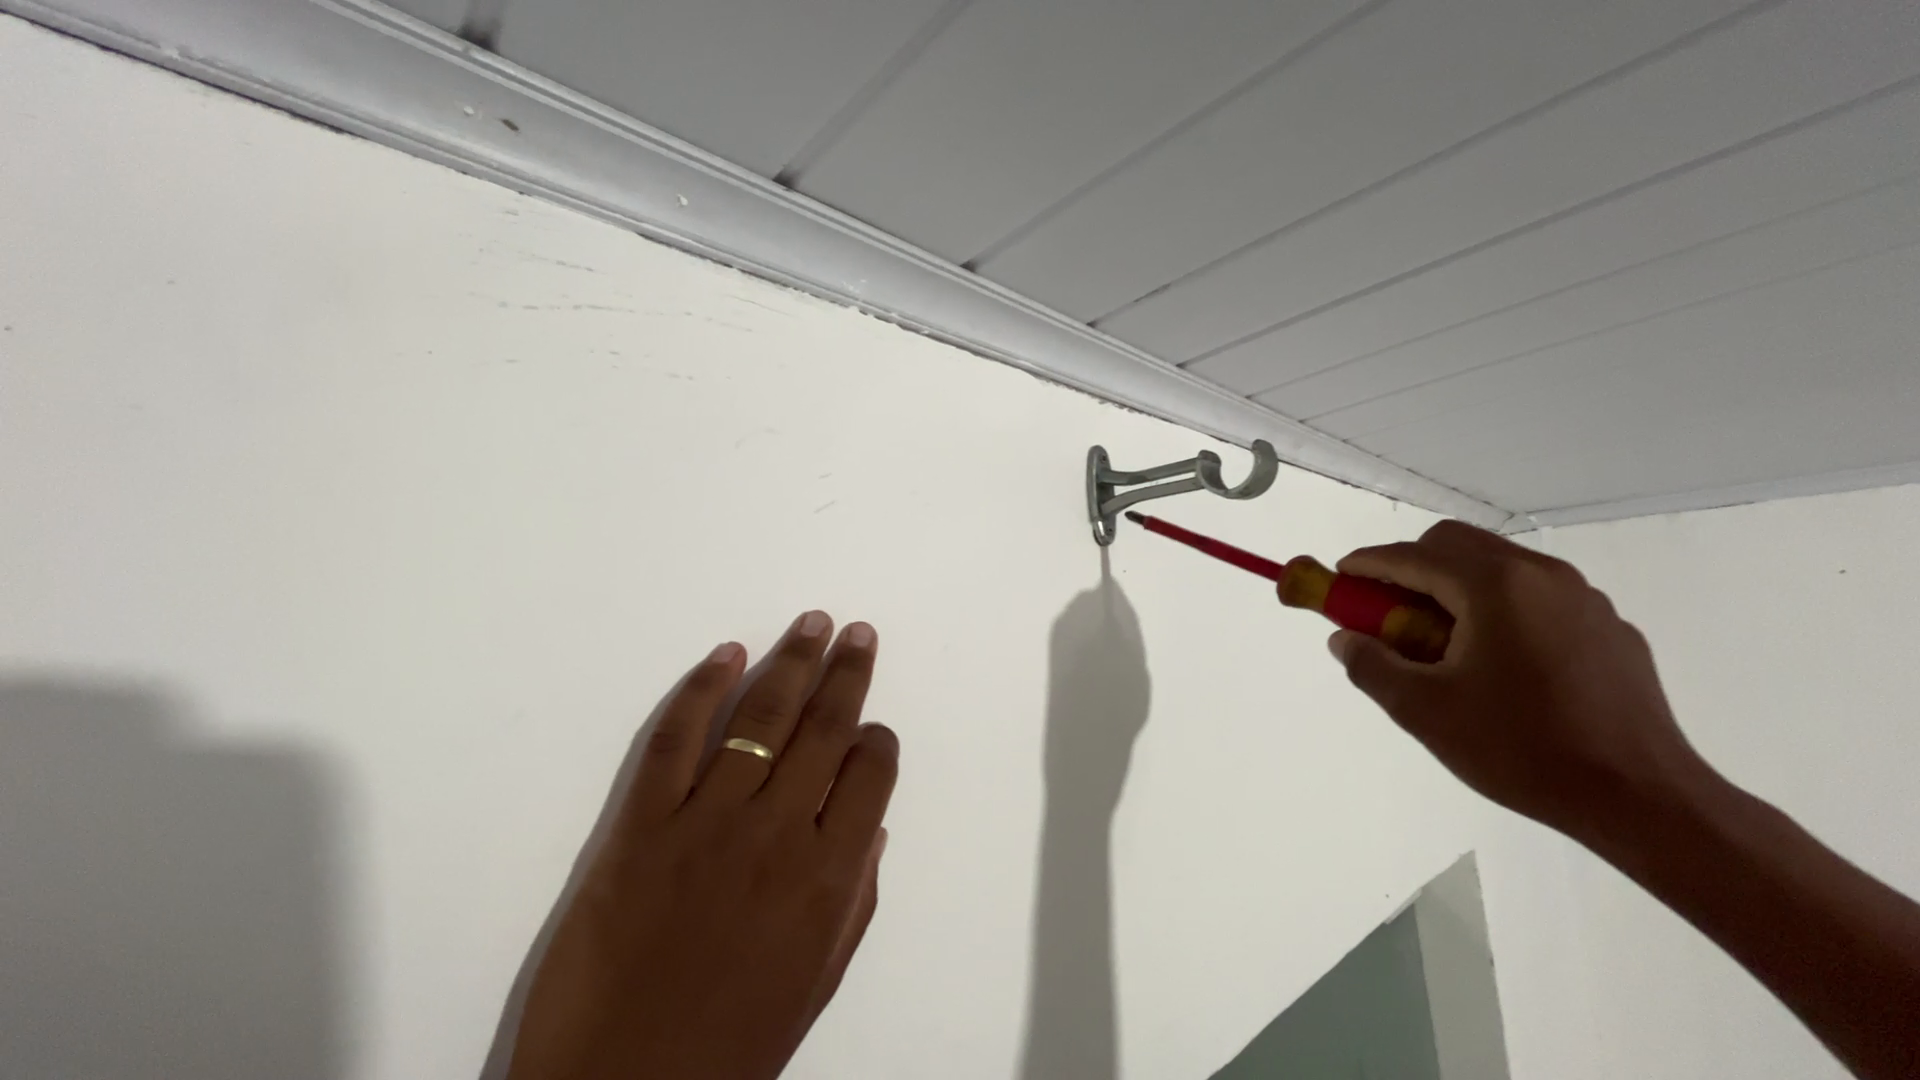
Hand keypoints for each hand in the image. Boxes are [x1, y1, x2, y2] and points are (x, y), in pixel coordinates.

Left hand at [507, 612, 897, 1079]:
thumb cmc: (731, 1045)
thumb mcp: (816, 981)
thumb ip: (855, 898)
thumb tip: (872, 828)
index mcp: (826, 878)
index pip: (871, 776)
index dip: (878, 742)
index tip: (875, 727)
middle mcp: (774, 834)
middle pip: (823, 729)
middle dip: (847, 673)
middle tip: (858, 632)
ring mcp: (704, 821)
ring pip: (759, 718)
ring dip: (791, 663)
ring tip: (812, 624)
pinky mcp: (638, 824)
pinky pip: (675, 739)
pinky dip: (702, 689)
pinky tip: (727, 655)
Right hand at [1328, 521, 1706, 841]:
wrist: (1640, 798)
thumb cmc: (1520, 748)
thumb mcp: (1423, 711)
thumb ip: (1370, 665)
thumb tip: (1345, 638)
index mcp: (1494, 586)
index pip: (1412, 556)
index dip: (1366, 565)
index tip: (1338, 580)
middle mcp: (1542, 575)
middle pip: (1456, 546)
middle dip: (1410, 569)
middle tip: (1385, 614)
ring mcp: (1584, 599)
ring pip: (1499, 569)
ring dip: (1455, 589)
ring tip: (1441, 646)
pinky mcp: (1609, 629)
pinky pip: (1536, 600)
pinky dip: (1499, 611)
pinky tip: (1499, 667)